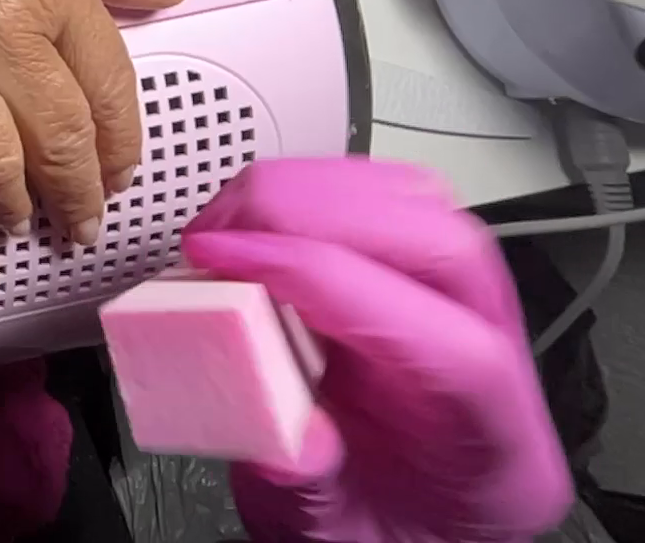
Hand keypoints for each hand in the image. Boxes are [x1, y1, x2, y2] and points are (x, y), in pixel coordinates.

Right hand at [182, 159, 573, 541]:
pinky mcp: (403, 270)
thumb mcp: (326, 533)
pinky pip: (376, 195)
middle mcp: (486, 355)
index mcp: (483, 438)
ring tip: (223, 228)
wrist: (387, 509)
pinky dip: (302, 188)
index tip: (213, 258)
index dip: (310, 274)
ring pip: (410, 201)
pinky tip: (251, 223)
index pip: (434, 333)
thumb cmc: (365, 522)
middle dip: (299, 215)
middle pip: (434, 242)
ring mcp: (453, 303)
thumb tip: (281, 435)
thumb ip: (304, 491)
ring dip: (297, 193)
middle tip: (210, 237)